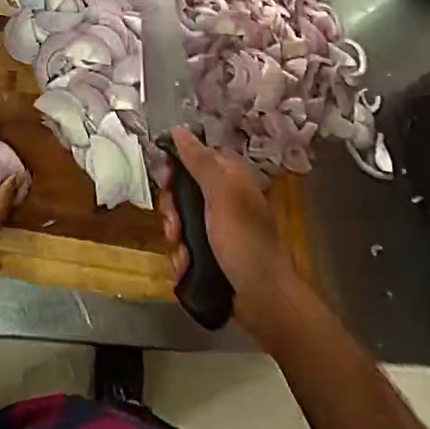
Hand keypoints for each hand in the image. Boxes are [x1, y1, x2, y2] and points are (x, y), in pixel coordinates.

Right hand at [159, 125, 311, 338]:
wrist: (264, 299)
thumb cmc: (245, 243)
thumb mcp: (221, 196)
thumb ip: (199, 162)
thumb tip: (178, 129)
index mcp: (230, 178)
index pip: (193, 159)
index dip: (174, 170)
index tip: (165, 184)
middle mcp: (223, 198)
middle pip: (182, 191)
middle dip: (172, 212)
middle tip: (176, 228)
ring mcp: (217, 226)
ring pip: (180, 220)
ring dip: (175, 238)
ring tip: (184, 254)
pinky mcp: (212, 252)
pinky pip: (185, 244)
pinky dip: (182, 256)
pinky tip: (186, 267)